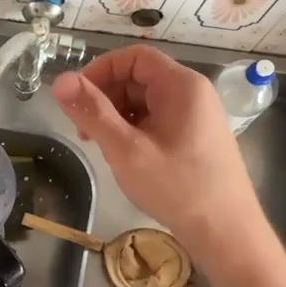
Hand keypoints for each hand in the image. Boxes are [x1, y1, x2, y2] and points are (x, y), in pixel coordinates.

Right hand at [51, 46, 261, 248]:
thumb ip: (92, 112)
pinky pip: (157, 120)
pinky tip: (124, 157)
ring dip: (116, 116)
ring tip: (101, 148)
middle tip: (83, 131)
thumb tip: (60, 81)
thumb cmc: (176, 186)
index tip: (75, 99)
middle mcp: (192, 93)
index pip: (134, 57)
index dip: (99, 71)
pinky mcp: (195, 137)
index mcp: (181, 85)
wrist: (225, 229)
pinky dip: (133, 131)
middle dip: (105, 97)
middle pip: (139, 78)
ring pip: (145, 101)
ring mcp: (196, 116)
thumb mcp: (126, 150)